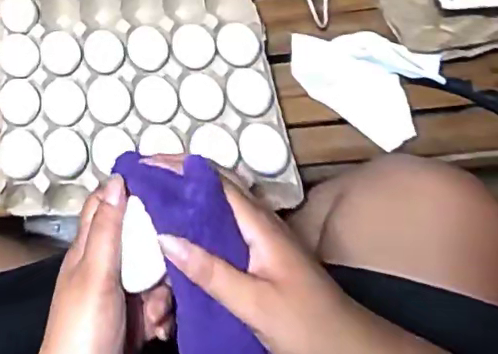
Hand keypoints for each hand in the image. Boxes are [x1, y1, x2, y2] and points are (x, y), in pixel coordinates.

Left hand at [40, 175, 151, 353]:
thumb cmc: (81, 330)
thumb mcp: (95, 272)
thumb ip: (107, 227)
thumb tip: (117, 179)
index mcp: (87, 250)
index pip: (105, 206)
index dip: (127, 193)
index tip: (158, 188)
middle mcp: (103, 268)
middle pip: (138, 242)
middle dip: (157, 256)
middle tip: (161, 272)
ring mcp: (118, 297)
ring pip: (152, 276)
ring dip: (162, 294)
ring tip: (154, 315)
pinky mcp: (133, 323)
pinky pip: (157, 307)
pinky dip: (162, 318)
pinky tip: (157, 331)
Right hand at [158, 175, 442, 353]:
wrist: (354, 350)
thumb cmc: (310, 326)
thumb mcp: (256, 304)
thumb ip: (211, 271)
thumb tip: (164, 234)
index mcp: (258, 221)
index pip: (211, 178)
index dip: (178, 166)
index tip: (145, 163)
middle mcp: (259, 219)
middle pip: (213, 183)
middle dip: (178, 173)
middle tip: (143, 176)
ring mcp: (262, 236)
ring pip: (218, 202)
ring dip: (187, 194)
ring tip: (154, 197)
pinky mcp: (262, 254)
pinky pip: (224, 224)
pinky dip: (198, 218)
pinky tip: (182, 233)